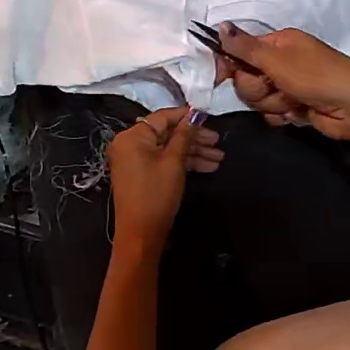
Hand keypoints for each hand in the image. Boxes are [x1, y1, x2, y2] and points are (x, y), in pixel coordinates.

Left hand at [106, 106, 222, 246]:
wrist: (141, 233)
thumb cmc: (156, 194)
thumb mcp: (174, 162)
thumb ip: (184, 135)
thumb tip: (194, 115)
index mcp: (132, 136)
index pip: (162, 117)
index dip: (186, 116)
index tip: (209, 116)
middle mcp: (130, 143)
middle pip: (166, 133)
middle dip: (194, 138)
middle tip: (218, 142)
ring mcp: (134, 159)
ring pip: (167, 148)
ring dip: (193, 152)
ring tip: (219, 158)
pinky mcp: (141, 173)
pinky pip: (163, 160)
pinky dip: (183, 163)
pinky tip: (207, 167)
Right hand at [214, 24, 349, 141]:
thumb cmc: (318, 76)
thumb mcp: (277, 59)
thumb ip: (244, 47)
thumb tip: (219, 26)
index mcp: (277, 42)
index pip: (239, 51)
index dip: (230, 64)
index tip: (223, 76)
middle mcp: (280, 62)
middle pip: (244, 79)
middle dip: (257, 89)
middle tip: (276, 87)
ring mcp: (286, 85)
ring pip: (256, 98)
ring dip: (273, 103)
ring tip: (294, 101)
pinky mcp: (292, 106)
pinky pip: (269, 112)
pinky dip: (281, 115)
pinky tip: (298, 112)